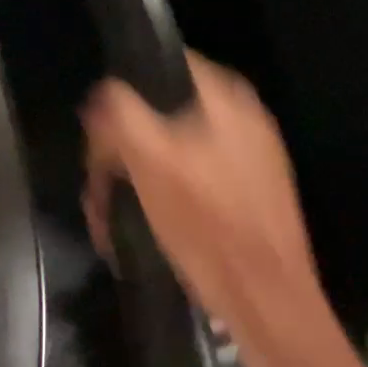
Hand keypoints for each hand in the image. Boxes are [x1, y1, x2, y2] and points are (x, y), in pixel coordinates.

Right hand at [81, 53, 319, 334]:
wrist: (268, 304)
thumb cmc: (208, 225)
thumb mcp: (149, 160)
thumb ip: (119, 112)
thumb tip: (101, 94)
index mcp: (226, 99)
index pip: (162, 62)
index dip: (122, 88)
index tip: (99, 125)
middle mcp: (243, 119)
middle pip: (160, 110)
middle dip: (122, 145)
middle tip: (101, 180)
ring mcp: (249, 158)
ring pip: (170, 146)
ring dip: (135, 174)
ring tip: (112, 211)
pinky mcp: (247, 194)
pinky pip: (190, 175)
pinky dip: (161, 192)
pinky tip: (143, 222)